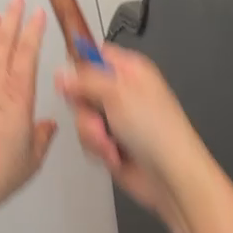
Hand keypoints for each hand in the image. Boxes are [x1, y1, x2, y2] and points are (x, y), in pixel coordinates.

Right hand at [54, 45, 201, 217]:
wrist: (171, 177)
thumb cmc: (155, 129)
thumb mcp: (117, 92)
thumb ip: (84, 79)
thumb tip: (61, 73)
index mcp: (129, 70)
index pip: (95, 55)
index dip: (80, 65)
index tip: (71, 81)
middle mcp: (122, 91)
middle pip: (82, 88)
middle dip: (85, 109)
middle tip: (99, 120)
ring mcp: (116, 118)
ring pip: (82, 116)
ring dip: (92, 133)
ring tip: (110, 145)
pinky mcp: (111, 142)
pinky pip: (88, 138)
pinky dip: (97, 148)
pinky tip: (114, 156)